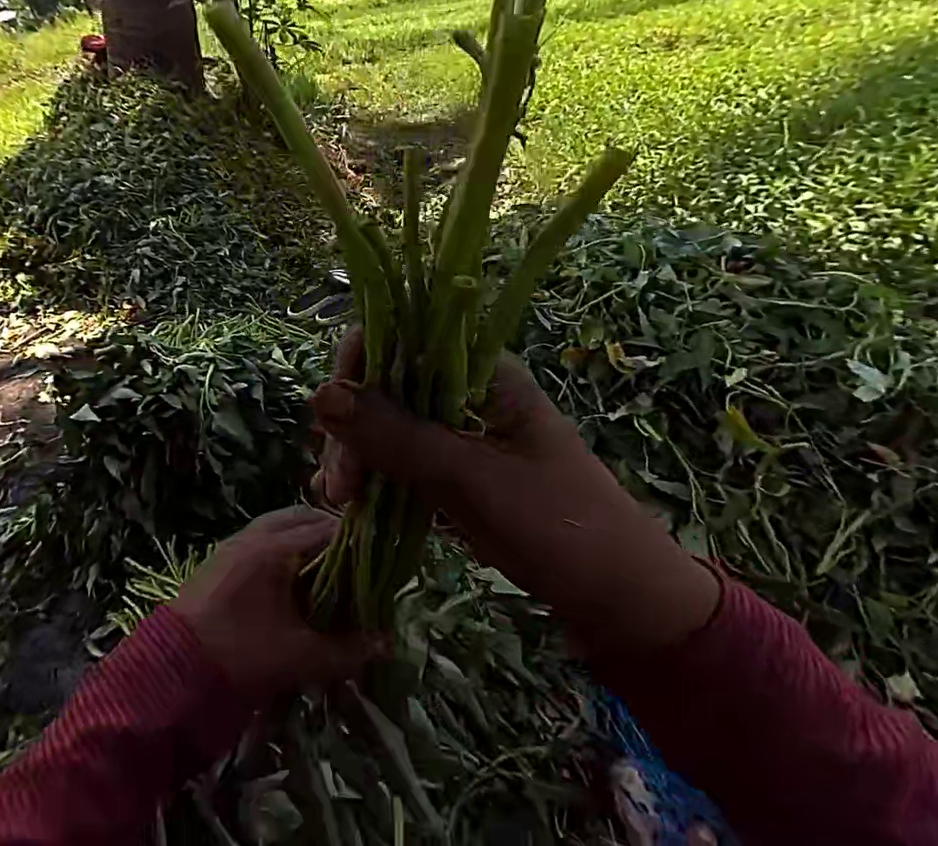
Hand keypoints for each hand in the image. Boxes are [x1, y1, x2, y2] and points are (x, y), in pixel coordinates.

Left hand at [171, 508, 383, 702]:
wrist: (169, 670)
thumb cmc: (239, 655)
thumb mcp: (298, 656)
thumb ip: (346, 650)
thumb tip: (386, 644)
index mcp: (276, 548)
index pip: (328, 529)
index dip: (358, 541)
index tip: (380, 558)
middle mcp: (255, 535)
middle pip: (303, 517)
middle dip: (332, 532)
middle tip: (357, 558)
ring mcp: (234, 544)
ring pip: (280, 524)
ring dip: (306, 537)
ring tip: (328, 565)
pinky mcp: (222, 559)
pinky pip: (263, 537)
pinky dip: (285, 546)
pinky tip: (294, 575)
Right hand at [309, 331, 719, 651]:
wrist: (619, 598)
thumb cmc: (558, 526)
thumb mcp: (471, 479)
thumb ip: (397, 436)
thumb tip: (319, 395)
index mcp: (485, 371)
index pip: (401, 340)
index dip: (357, 373)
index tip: (336, 430)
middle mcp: (468, 390)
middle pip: (386, 384)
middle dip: (352, 428)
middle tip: (340, 489)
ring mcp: (460, 430)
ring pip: (387, 423)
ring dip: (357, 456)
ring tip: (341, 502)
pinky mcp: (455, 467)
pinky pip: (400, 458)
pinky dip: (374, 476)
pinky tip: (350, 502)